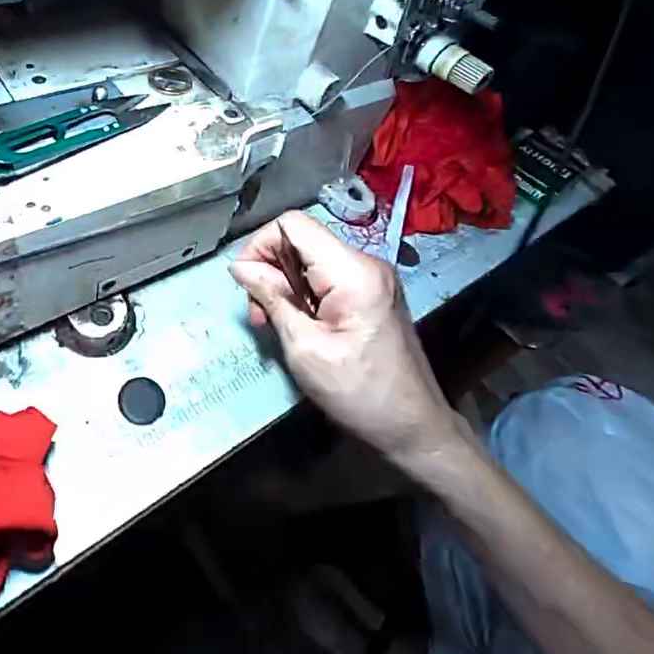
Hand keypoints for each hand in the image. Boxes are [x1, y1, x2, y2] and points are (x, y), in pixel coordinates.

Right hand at [230, 210, 467, 466]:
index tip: (248, 284)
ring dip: (282, 284)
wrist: (414, 428)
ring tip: (275, 322)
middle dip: (269, 270)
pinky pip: (323, 274)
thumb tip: (239, 266)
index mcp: (353, 272)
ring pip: (307, 257)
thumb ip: (271, 298)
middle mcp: (365, 262)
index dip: (259, 246)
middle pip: (299, 240)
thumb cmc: (358, 393)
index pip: (292, 224)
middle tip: (261, 315)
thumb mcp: (303, 347)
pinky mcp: (370, 290)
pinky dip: (302, 292)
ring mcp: (371, 275)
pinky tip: (298, 322)